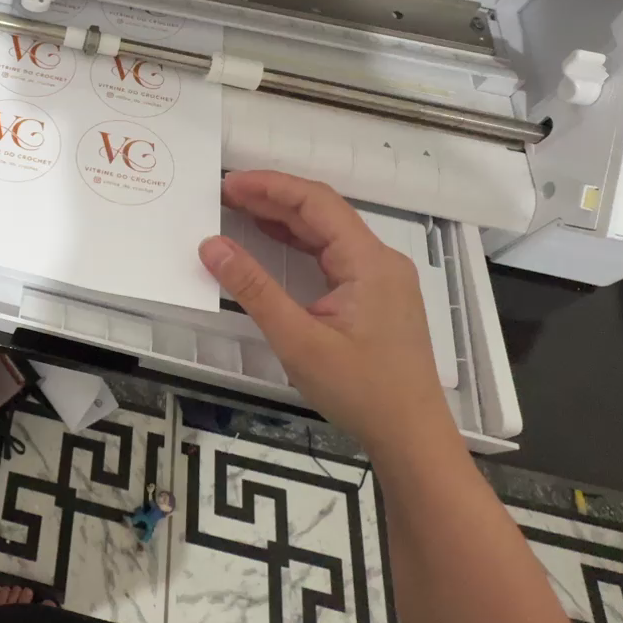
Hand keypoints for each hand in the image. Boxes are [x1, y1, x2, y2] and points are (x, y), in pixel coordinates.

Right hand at [198, 170, 453, 452]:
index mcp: (369, 262)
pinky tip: (267, 240)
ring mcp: (378, 278)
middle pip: (321, 212)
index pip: (317, 202)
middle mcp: (378, 261)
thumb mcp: (298, 340)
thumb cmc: (360, 390)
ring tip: (235, 210)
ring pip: (324, 232)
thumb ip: (253, 288)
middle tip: (221, 195)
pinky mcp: (372, 296)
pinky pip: (329, 254)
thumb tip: (210, 245)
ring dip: (281, 218)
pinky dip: (294, 242)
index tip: (228, 183)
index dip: (270, 186)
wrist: (412, 440)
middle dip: (271, 198)